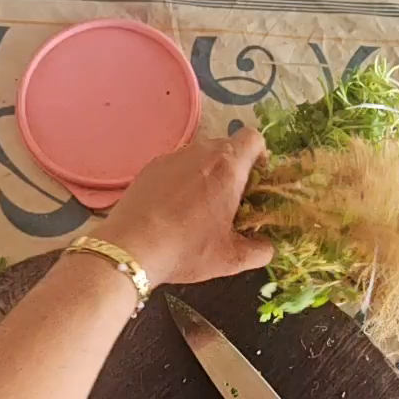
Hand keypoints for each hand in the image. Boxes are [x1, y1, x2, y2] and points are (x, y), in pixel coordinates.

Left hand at [94, 127, 272, 286]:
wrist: (130, 249)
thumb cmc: (186, 250)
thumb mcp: (229, 259)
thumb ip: (258, 252)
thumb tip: (269, 248)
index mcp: (228, 167)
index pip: (253, 138)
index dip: (259, 155)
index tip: (256, 179)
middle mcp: (200, 152)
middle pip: (225, 146)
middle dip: (233, 167)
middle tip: (229, 199)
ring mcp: (171, 157)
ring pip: (198, 156)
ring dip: (205, 173)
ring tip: (198, 206)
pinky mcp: (149, 168)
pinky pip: (174, 166)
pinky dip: (180, 180)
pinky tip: (171, 208)